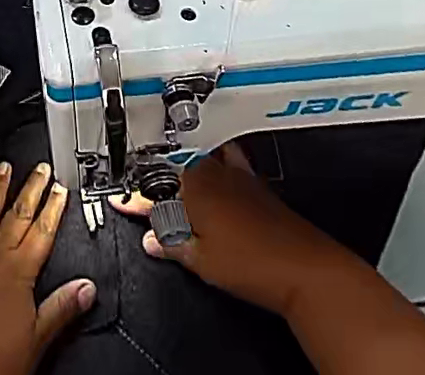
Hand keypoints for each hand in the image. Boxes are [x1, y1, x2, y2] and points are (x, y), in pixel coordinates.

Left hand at [0, 161, 95, 374]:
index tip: (61, 190)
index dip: (54, 208)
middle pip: (18, 214)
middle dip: (32, 189)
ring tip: (4, 168)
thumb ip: (61, 309)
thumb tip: (86, 289)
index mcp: (19, 273)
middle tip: (41, 169)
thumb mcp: (36, 341)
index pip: (43, 231)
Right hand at [111, 143, 357, 317]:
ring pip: (200, 159)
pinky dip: (215, 158)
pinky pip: (227, 158)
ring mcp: (235, 174)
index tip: (122, 201)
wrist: (303, 267)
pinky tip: (216, 165)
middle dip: (157, 180)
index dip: (134, 198)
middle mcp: (212, 173)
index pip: (153, 191)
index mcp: (192, 188)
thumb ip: (171, 244)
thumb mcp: (201, 261)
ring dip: (183, 165)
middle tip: (144, 194)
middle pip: (175, 169)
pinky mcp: (253, 182)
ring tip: (172, 175)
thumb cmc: (252, 264)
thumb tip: (152, 240)